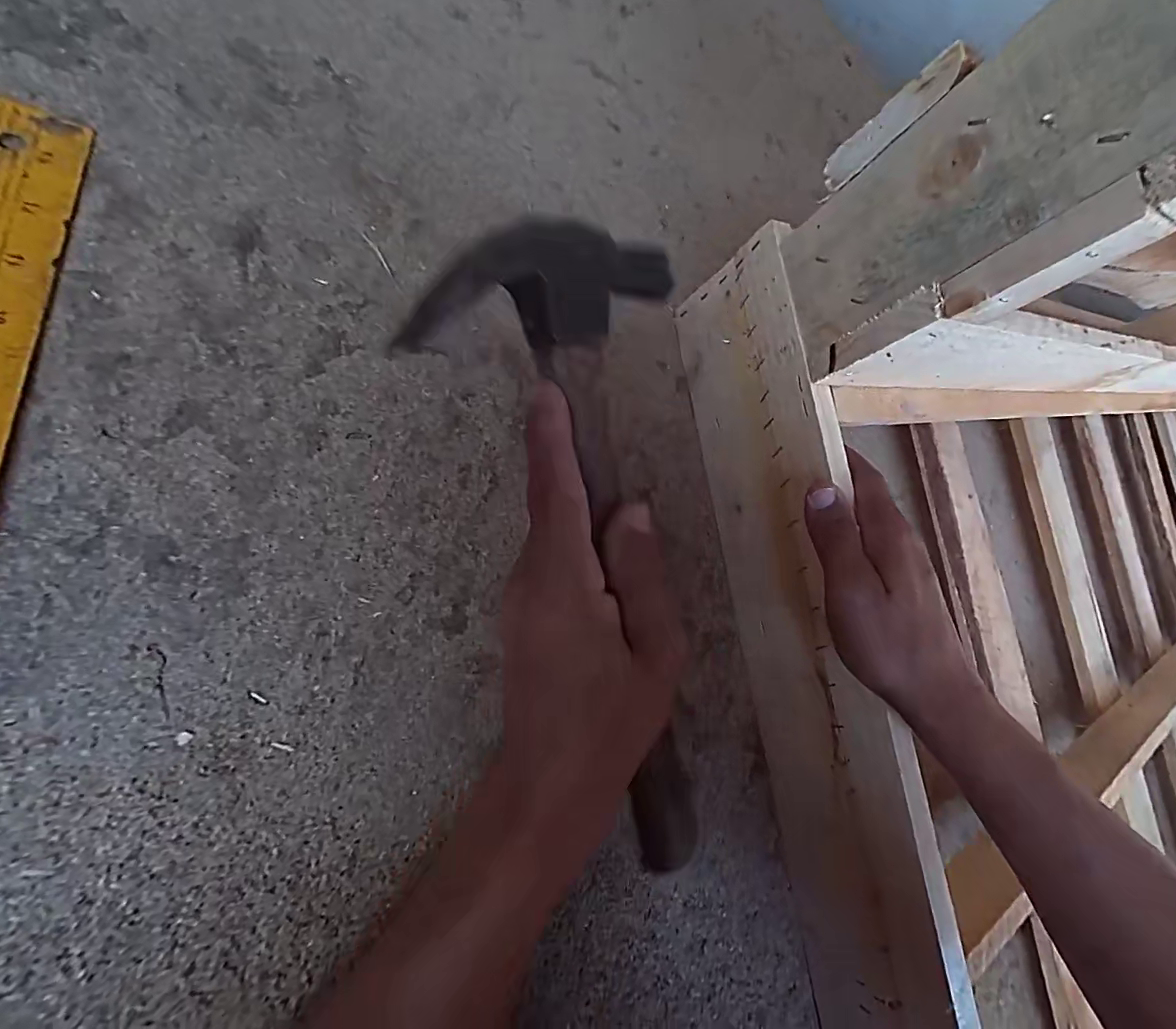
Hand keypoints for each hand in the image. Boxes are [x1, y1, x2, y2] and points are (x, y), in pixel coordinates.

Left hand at [499, 381, 686, 799]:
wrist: (549, 784)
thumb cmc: (612, 721)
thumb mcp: (655, 650)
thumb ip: (643, 575)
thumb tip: (631, 511)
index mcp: (563, 583)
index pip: (556, 495)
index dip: (551, 441)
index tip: (547, 393)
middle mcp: (529, 580)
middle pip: (550, 506)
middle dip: (565, 458)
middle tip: (588, 412)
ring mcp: (520, 598)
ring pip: (551, 531)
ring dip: (574, 496)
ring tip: (607, 468)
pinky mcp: (524, 613)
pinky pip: (552, 556)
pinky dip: (573, 530)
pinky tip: (604, 535)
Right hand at [802, 449, 978, 717]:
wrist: (938, 692)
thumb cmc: (888, 643)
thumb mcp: (851, 590)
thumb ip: (836, 538)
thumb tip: (820, 485)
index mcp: (889, 533)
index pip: (866, 478)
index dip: (841, 457)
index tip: (810, 442)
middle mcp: (904, 540)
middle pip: (871, 497)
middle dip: (840, 479)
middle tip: (799, 475)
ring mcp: (911, 565)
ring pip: (874, 522)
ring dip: (846, 509)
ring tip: (811, 510)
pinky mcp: (910, 587)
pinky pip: (877, 546)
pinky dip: (854, 536)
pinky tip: (839, 555)